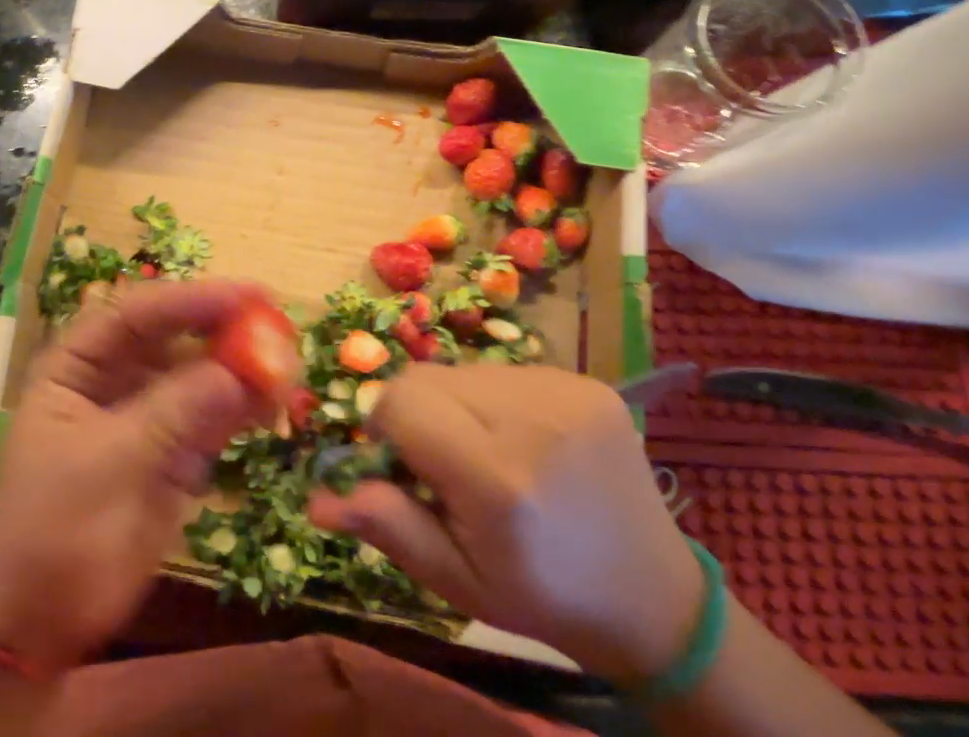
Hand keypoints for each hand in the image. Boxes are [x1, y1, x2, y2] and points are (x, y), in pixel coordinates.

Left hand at [0, 279, 270, 670]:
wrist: (38, 616)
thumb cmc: (51, 528)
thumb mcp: (105, 463)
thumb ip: (169, 415)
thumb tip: (235, 374)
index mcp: (75, 368)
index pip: (134, 315)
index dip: (189, 300)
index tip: (245, 296)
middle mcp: (113, 383)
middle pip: (174, 340)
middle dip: (223, 332)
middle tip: (279, 327)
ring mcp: (146, 421)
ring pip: (199, 379)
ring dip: (241, 371)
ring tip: (287, 370)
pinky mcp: (172, 459)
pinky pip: (212, 422)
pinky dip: (242, 413)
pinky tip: (272, 409)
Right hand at [308, 364, 704, 683]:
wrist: (652, 596)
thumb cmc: (540, 596)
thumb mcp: (454, 579)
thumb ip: (386, 525)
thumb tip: (316, 497)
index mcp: (498, 477)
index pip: (400, 402)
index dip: (384, 432)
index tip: (404, 471)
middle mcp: (534, 417)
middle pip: (425, 378)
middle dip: (415, 416)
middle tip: (441, 468)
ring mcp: (568, 392)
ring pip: (462, 371)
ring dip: (453, 406)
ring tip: (486, 456)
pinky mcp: (588, 383)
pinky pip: (504, 373)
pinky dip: (492, 401)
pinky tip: (520, 443)